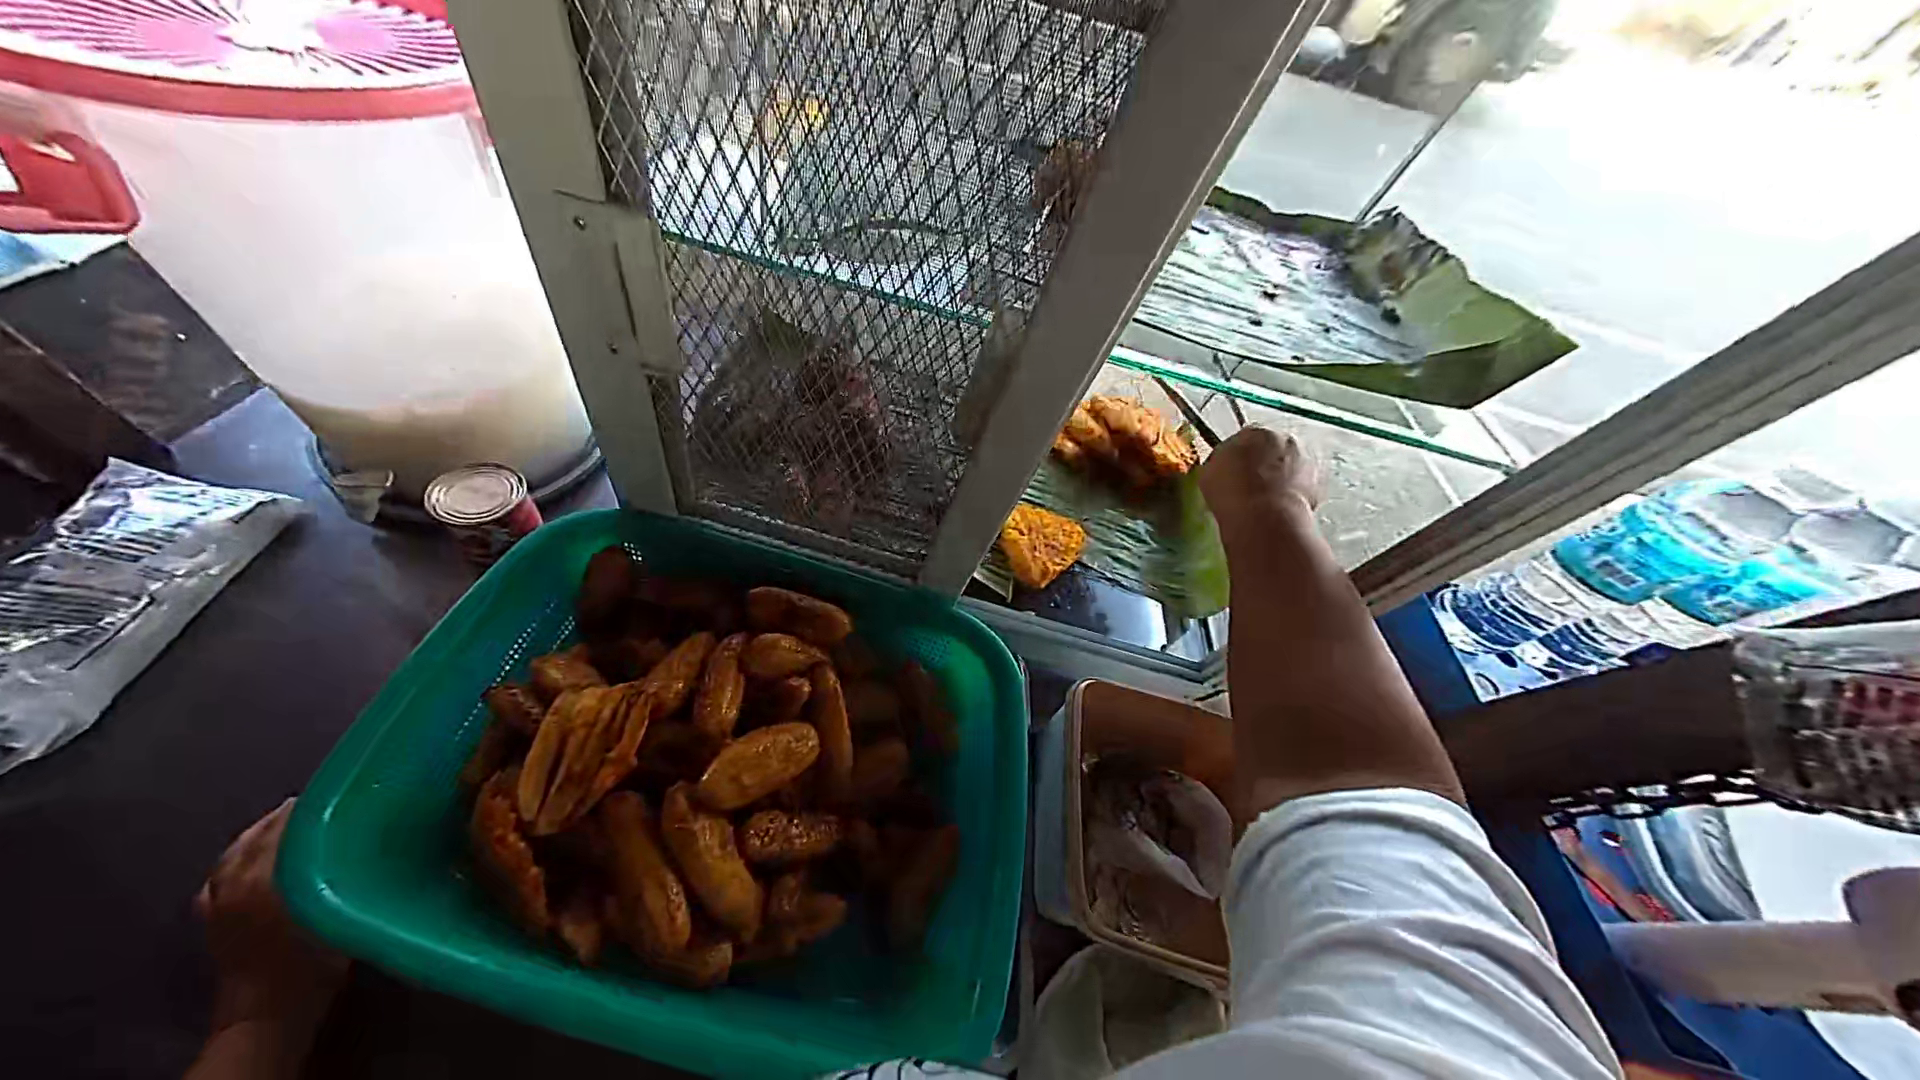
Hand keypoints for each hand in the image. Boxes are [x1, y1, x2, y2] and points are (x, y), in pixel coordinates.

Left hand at [196, 799, 347, 1034]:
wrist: (270, 1012)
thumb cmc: (317, 958)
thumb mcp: (343, 904)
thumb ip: (348, 865)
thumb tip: (367, 829)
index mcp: (266, 874)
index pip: (290, 822)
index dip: (318, 803)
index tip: (348, 788)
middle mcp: (234, 880)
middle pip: (260, 833)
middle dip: (290, 815)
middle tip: (329, 802)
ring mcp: (216, 900)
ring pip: (237, 851)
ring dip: (263, 833)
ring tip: (294, 822)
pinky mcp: (209, 918)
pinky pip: (219, 875)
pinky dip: (236, 859)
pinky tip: (253, 858)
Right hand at [1197, 426, 1320, 539]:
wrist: (1262, 517)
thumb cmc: (1231, 493)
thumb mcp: (1209, 474)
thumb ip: (1219, 463)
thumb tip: (1222, 467)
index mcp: (1254, 432)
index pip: (1246, 438)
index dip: (1239, 456)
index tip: (1233, 471)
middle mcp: (1283, 438)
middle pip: (1272, 448)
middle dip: (1263, 462)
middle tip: (1250, 484)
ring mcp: (1304, 457)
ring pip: (1290, 464)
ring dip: (1281, 476)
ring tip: (1266, 499)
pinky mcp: (1318, 480)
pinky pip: (1302, 483)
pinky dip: (1293, 492)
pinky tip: (1279, 507)